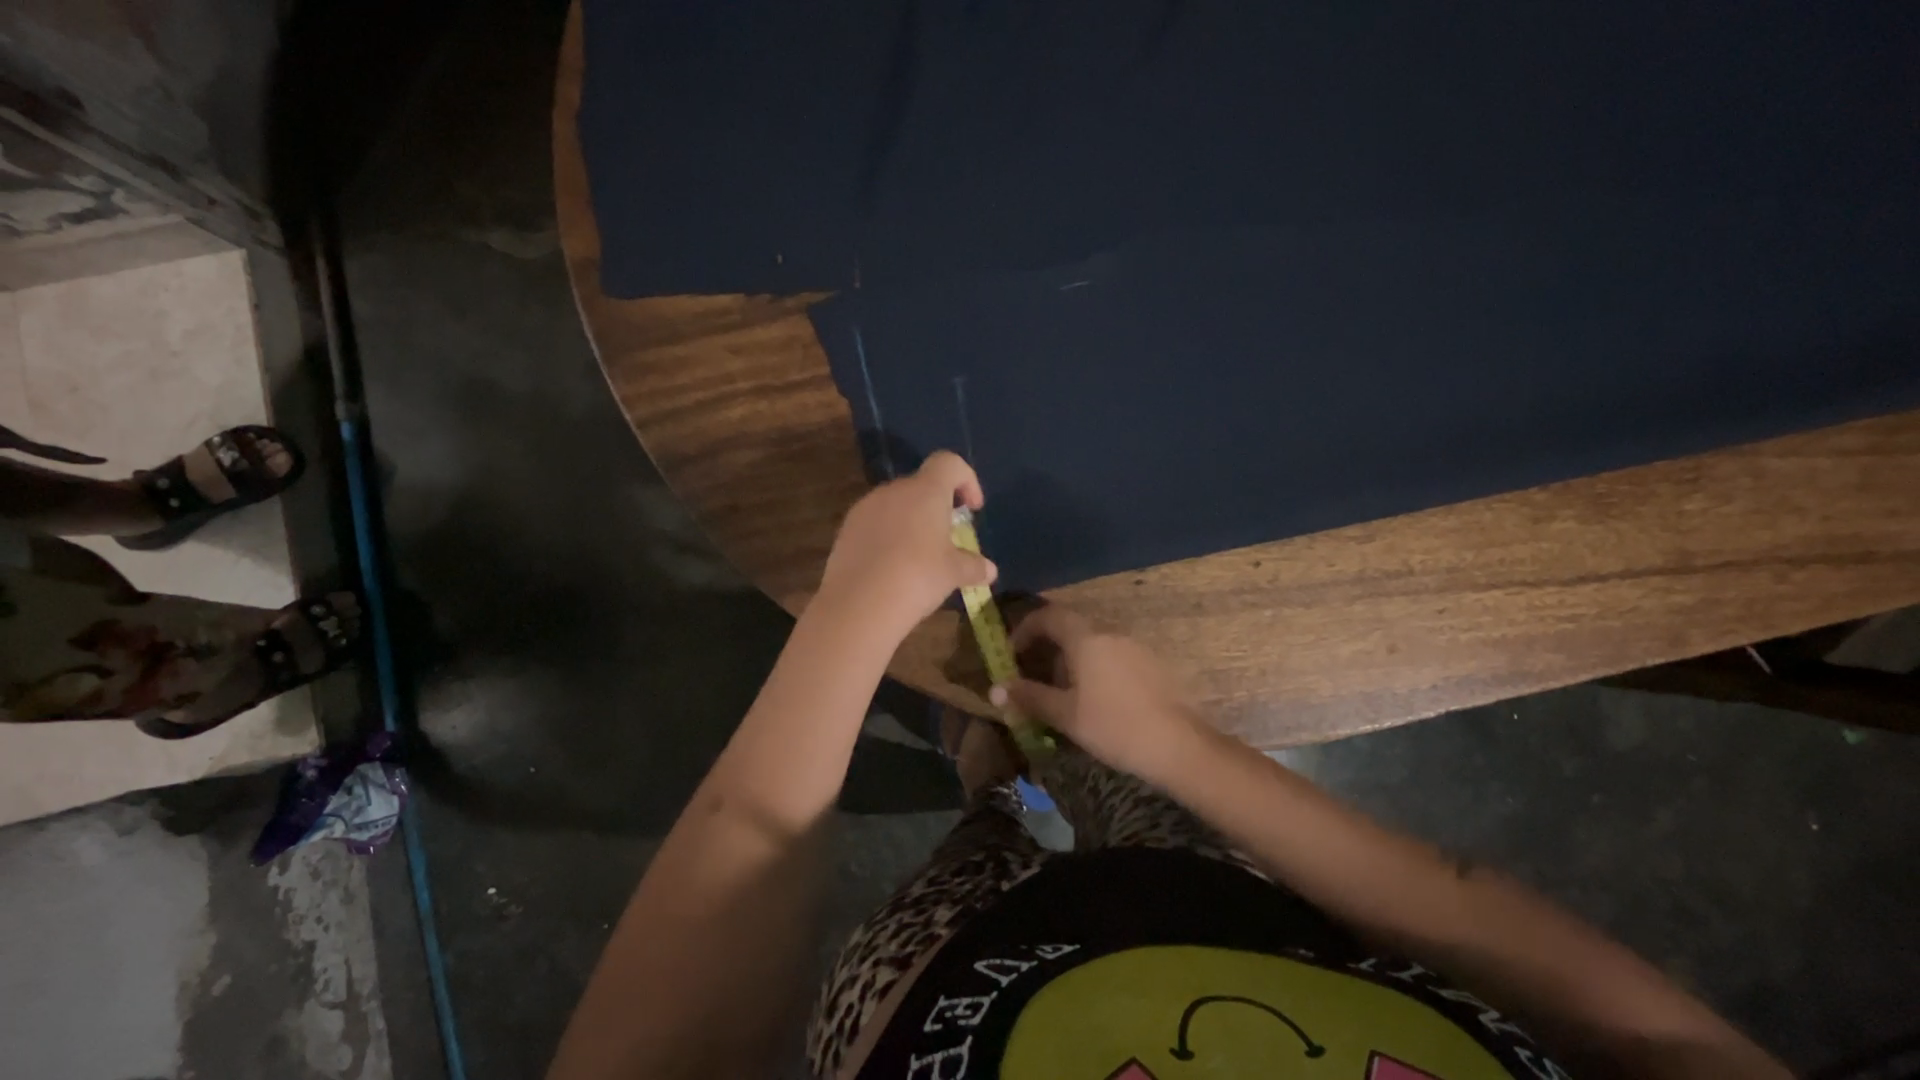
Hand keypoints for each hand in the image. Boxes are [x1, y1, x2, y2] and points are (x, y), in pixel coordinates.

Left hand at [815, 451, 996, 638]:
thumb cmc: (917, 577)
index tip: (972, 509)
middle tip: (947, 539)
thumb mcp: (954, 574)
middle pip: (921, 485)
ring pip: (896, 505)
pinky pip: (875, 524)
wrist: (858, 604)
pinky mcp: (846, 530)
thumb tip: (990, 570)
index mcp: (925, 491)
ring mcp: (865, 508)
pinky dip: (888, 537)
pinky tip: (891, 568)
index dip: (966, 479)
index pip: (949, 463)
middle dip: (937, 507)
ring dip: (911, 522)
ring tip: (918, 557)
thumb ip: (973, 566)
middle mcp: (894, 491)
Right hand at [991, 604, 1209, 783]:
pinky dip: (1094, 667)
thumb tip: (995, 689)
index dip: (1024, 629)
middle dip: (1046, 646)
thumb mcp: (1065, 715)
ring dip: (1071, 658)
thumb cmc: (1115, 726)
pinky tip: (1094, 699)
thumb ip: (1029, 697)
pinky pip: (1113, 655)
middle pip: (1071, 626)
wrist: (1180, 746)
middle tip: (1031, 675)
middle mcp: (1111, 633)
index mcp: (1086, 638)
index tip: (1010, 653)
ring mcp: (1136, 647)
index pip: (1048, 615)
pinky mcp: (1152, 664)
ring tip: (1060, 692)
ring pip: (1093, 642)